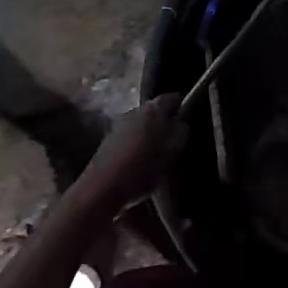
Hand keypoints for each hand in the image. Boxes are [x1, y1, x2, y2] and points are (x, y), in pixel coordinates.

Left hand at [73, 93, 184, 209]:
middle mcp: (135, 109)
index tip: (186, 122)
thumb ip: (180, 133)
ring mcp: (118, 124)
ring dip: (148, 134)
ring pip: (141, 124)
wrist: (101, 189)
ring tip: (155, 155)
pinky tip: (137, 164)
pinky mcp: (106, 141)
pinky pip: (128, 138)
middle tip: (172, 140)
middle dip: (164, 122)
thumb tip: (181, 124)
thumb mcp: (171, 151)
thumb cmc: (142, 168)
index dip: (182, 107)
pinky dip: (135, 145)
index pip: (173, 98)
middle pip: (155, 111)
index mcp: (153, 108)